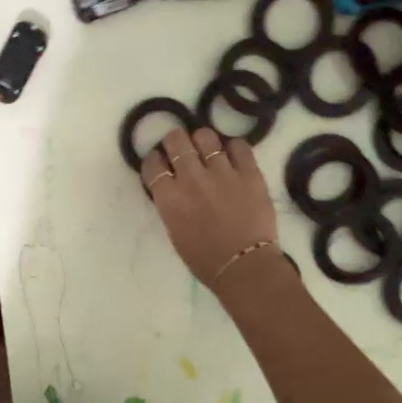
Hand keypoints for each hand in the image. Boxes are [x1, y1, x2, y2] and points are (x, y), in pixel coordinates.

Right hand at [140, 126, 281, 295]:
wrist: (243, 266)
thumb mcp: (175, 231)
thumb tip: (173, 186)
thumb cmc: (204, 259)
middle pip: (176, 140)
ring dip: (203, 141)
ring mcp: (222, 172)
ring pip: (206, 136)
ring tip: (208, 151)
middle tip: (182, 150)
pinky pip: (239, 145)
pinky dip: (233, 148)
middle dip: (176, 142)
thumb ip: (171, 204)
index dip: (155, 160)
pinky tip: (233, 157)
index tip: (161, 163)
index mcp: (169, 197)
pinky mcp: (249, 172)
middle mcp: (191, 177)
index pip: (152, 163)